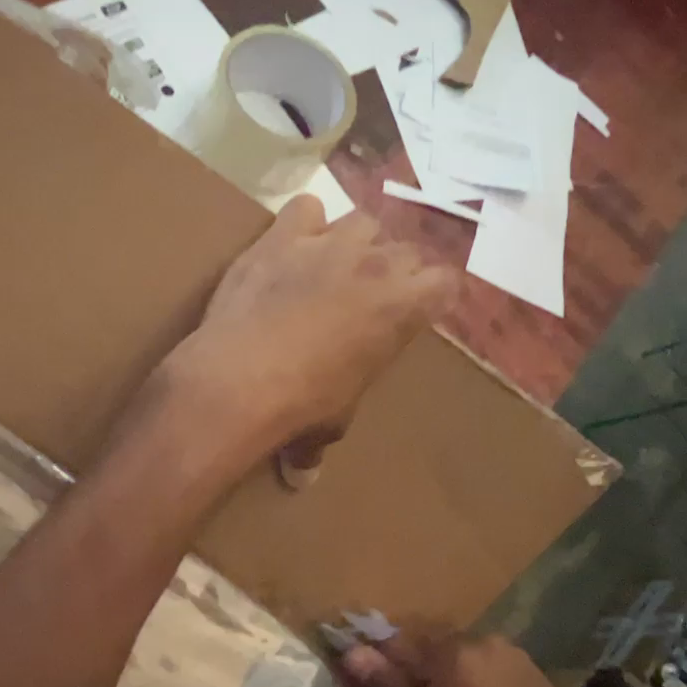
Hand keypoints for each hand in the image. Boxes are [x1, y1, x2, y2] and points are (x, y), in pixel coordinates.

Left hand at [156, 197, 456, 475]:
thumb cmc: (301, 406)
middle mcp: (376, 265)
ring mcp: (329, 244)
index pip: (445, 283)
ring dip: (356, 239)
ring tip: (333, 264)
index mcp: (404, 309)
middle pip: (406, 248)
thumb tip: (303, 479)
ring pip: (363, 220)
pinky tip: (290, 244)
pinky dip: (303, 223)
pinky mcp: (282, 236)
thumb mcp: (330, 424)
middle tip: (370, 292)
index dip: (433, 294)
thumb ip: (323, 441)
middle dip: (395, 267)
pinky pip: (306, 207)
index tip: (419, 306)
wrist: (241, 377)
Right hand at [340, 632, 664, 686]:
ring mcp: (509, 650)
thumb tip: (352, 651)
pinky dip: (468, 676)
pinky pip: (482, 660)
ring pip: (455, 650)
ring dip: (439, 670)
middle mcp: (479, 640)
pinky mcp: (530, 667)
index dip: (375, 660)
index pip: (393, 639)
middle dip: (408, 664)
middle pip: (426, 639)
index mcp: (449, 655)